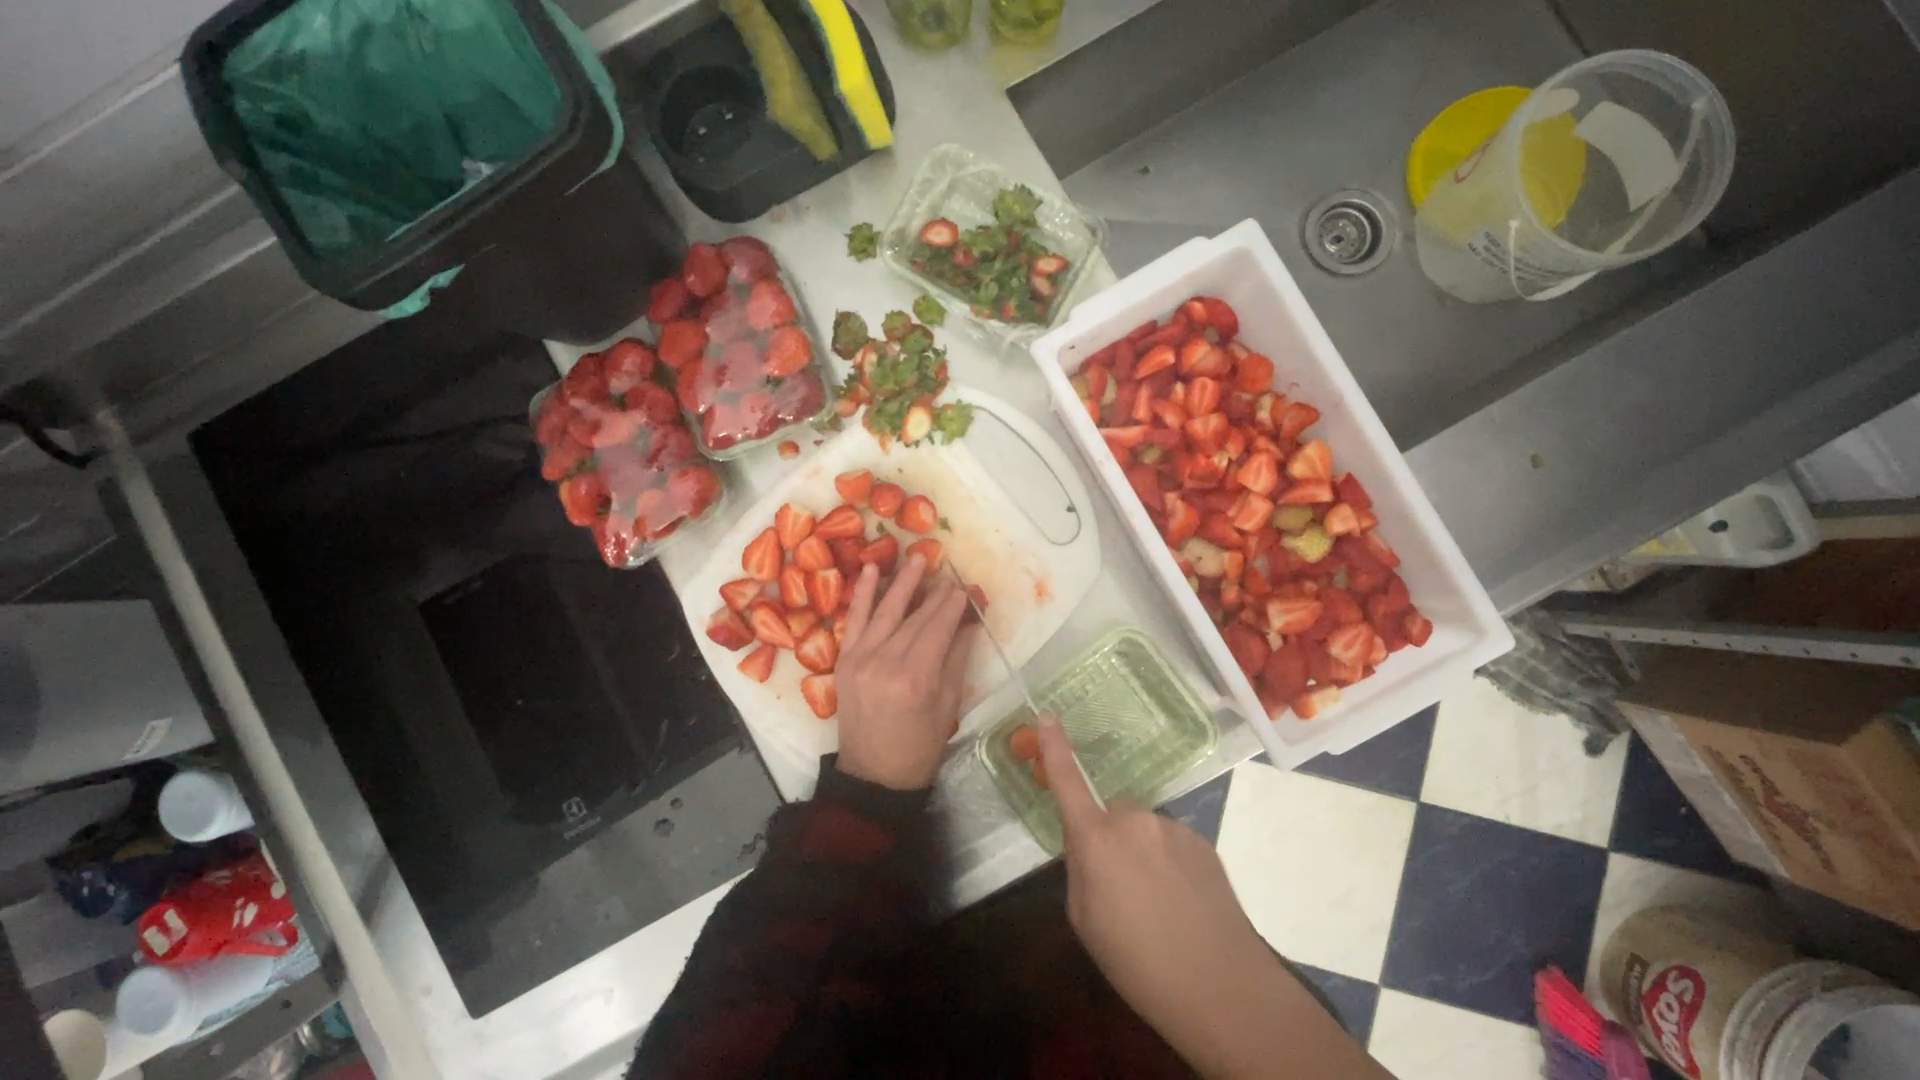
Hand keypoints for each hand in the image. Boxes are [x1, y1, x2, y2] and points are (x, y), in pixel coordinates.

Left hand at [832, 555, 973, 790]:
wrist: (874, 775)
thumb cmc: (920, 747)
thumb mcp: (948, 705)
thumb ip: (957, 657)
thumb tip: (969, 620)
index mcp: (916, 678)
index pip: (938, 628)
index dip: (954, 606)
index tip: (967, 588)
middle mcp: (885, 662)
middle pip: (915, 618)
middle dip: (935, 594)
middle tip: (950, 573)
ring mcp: (859, 659)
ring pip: (886, 612)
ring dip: (902, 583)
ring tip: (917, 558)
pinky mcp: (843, 661)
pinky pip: (854, 621)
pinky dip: (862, 594)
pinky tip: (872, 569)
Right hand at [1037, 717, 1389, 1078]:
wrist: (1218, 984)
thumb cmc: (1135, 961)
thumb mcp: (1085, 920)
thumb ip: (1081, 870)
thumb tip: (1090, 849)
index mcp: (1097, 839)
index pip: (1068, 782)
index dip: (1056, 749)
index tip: (1047, 715)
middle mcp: (1134, 820)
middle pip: (1111, 815)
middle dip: (1107, 837)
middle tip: (1116, 888)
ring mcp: (1173, 828)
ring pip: (1143, 831)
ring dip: (1141, 853)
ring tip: (1155, 906)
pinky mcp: (1203, 842)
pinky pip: (1171, 843)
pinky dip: (1169, 864)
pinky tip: (1181, 903)